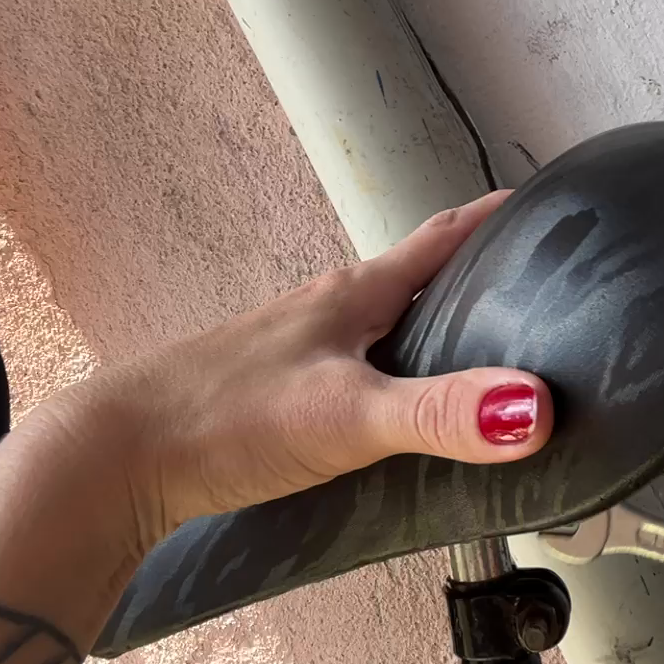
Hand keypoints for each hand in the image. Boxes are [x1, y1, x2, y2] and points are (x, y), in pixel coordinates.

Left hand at [31, 190, 552, 558]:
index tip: (544, 205)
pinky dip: (403, 368)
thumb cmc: (229, 417)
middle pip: (422, 275)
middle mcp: (335, 307)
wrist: (118, 457)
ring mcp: (308, 345)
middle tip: (541, 289)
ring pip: (392, 320)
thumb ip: (440, 413)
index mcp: (357, 292)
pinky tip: (411, 405)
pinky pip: (365, 362)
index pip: (442, 235)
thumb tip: (536, 409)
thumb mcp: (347, 413)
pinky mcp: (288, 385)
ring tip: (494, 349)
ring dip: (441, 323)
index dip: (494, 217)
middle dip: (481, 274)